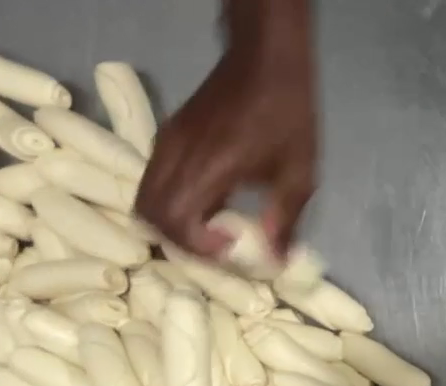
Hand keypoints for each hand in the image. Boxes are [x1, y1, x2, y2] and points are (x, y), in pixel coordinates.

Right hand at [136, 0, 317, 257]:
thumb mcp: (299, 178)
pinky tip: (213, 211)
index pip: (172, 217)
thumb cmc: (289, 119)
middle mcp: (175, 154)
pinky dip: (175, 204)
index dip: (196, 247)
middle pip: (148, 212)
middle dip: (181, 242)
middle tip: (221, 251)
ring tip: (217, 235)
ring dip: (176, 225)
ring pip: (146, 196)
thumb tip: (276, 260)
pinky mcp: (169, 137)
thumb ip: (285, 221)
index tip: (230, 251)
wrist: (266, 65)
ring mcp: (167, 143)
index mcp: (207, 165)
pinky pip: (156, 180)